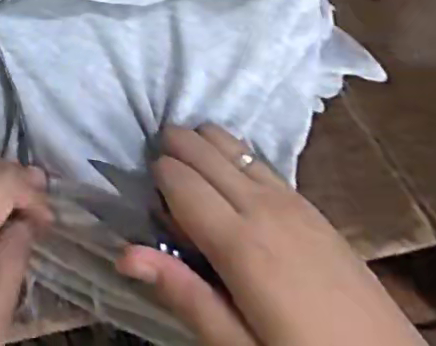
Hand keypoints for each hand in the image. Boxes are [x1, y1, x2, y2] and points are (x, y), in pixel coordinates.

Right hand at [116, 125, 421, 345]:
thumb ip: (185, 295)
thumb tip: (124, 252)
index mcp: (239, 242)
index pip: (176, 176)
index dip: (154, 180)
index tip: (151, 207)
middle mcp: (261, 204)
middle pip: (198, 145)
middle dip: (170, 150)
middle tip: (161, 184)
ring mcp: (291, 199)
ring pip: (227, 141)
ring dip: (200, 147)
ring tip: (191, 180)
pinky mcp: (311, 205)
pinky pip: (257, 159)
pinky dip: (231, 156)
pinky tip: (230, 185)